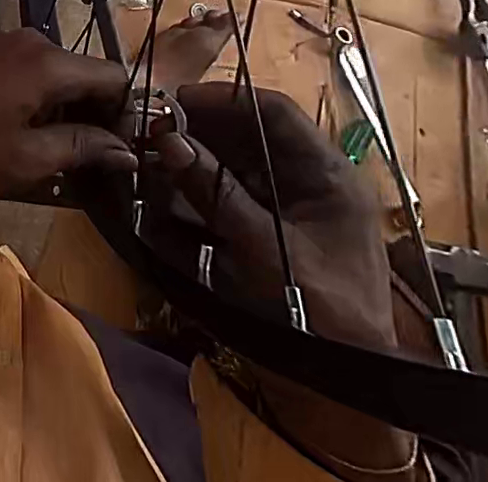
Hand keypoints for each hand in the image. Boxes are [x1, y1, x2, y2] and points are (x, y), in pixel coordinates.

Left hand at [0, 30, 135, 221]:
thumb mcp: (23, 160)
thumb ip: (80, 148)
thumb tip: (126, 149)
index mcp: (49, 63)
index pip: (113, 76)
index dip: (125, 112)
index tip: (121, 146)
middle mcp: (28, 39)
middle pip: (79, 72)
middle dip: (88, 111)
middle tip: (81, 157)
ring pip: (46, 70)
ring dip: (54, 104)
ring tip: (39, 147)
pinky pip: (16, 67)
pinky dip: (25, 94)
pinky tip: (4, 125)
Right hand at [150, 81, 392, 348]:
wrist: (340, 390)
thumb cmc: (321, 316)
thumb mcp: (268, 252)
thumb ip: (217, 195)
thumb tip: (169, 141)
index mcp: (326, 175)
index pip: (274, 111)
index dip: (224, 97)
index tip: (173, 100)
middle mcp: (302, 177)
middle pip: (244, 130)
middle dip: (195, 127)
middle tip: (148, 129)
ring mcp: (279, 198)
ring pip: (226, 155)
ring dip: (187, 153)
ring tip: (147, 154)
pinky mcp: (257, 219)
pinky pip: (218, 185)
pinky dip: (188, 181)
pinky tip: (160, 182)